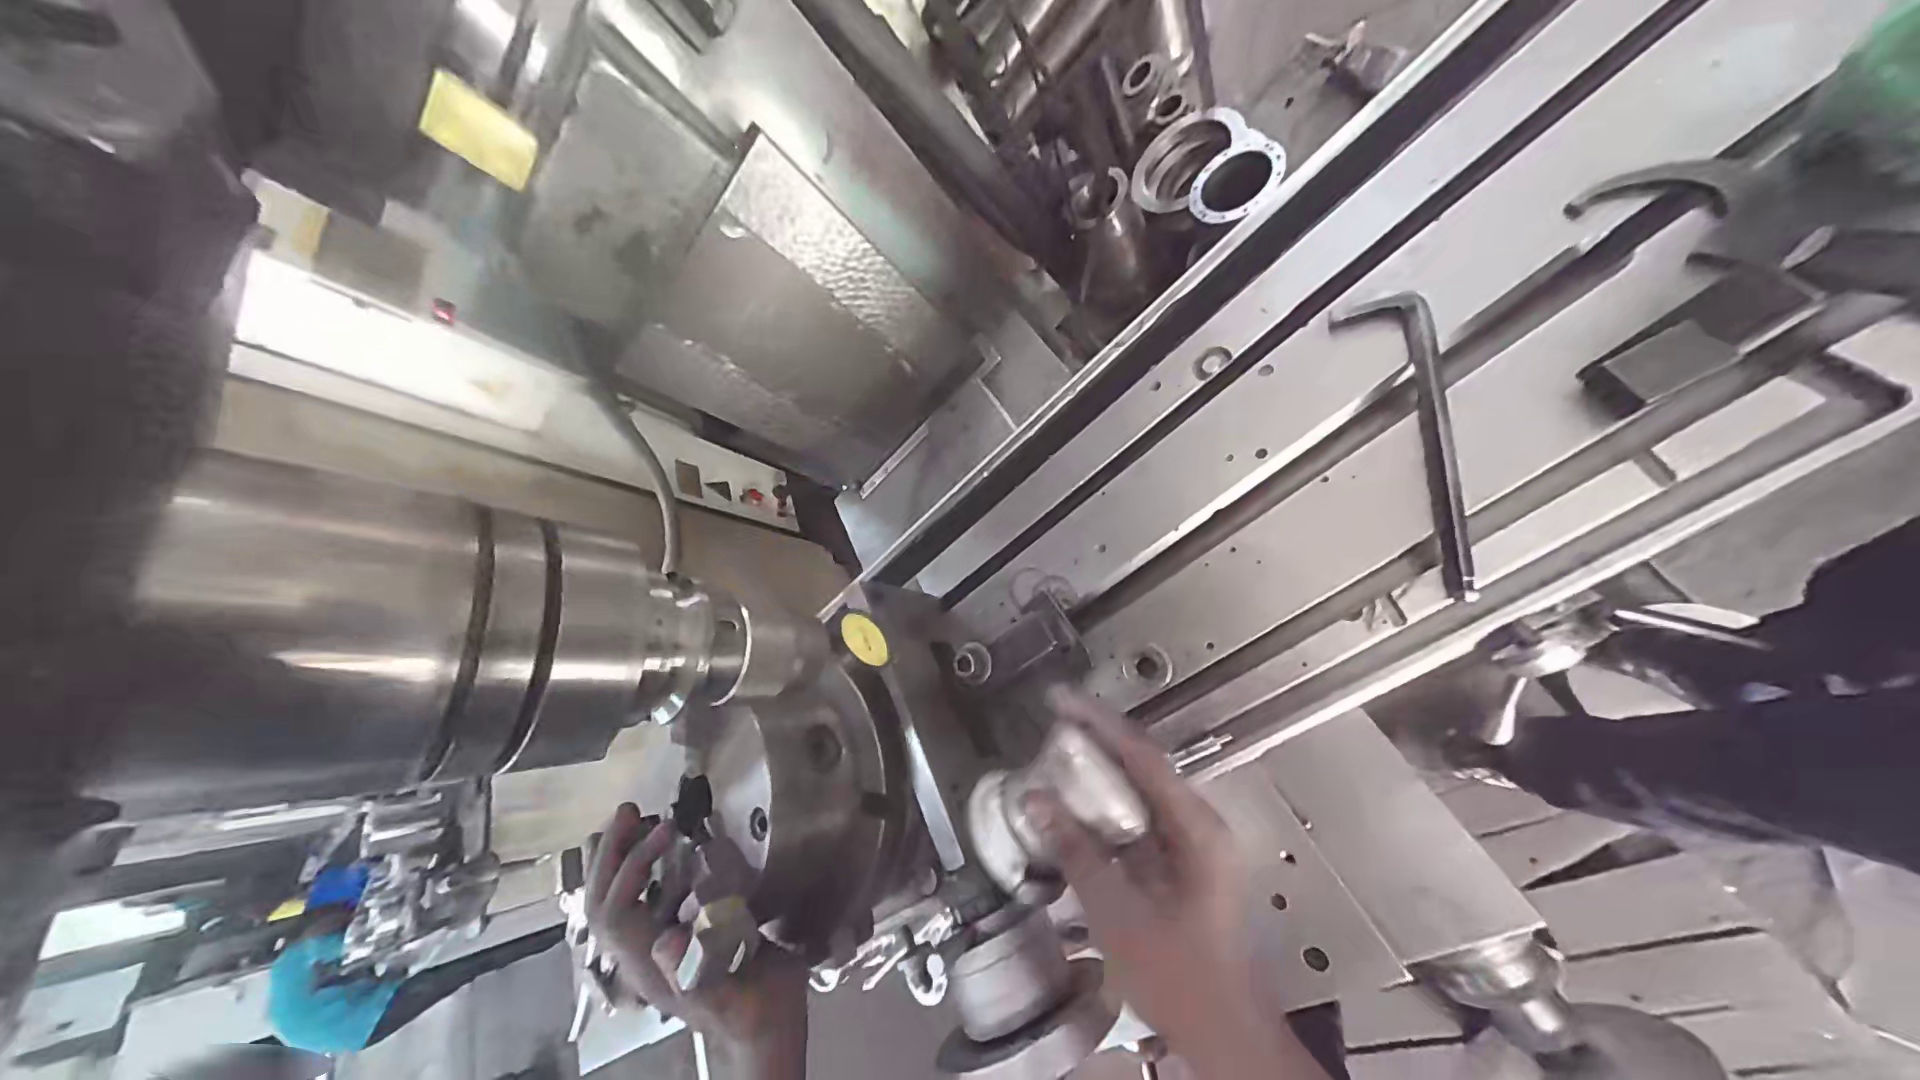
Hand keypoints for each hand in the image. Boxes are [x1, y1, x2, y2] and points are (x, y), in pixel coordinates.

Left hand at [585, 803, 807, 1079]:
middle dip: (611, 856)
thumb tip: (665, 940)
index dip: (632, 868)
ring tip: (632, 820)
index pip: (617, 913)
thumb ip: (700, 973)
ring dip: (617, 859)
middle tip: (631, 810)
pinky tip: (657, 848)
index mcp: (651, 967)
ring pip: (615, 901)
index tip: (666, 831)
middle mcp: (643, 956)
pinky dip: (638, 870)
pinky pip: (639, 900)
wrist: (768, 1029)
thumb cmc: (756, 1011)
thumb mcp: (734, 995)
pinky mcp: (674, 939)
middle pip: (604, 904)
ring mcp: (656, 948)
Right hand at [1029, 691, 1328, 1079]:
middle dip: (1096, 741)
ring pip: (1140, 791)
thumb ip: (1076, 852)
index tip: (1060, 701)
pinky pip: (1139, 819)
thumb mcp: (1118, 913)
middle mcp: (1199, 825)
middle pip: (1143, 765)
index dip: (1098, 723)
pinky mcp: (1181, 864)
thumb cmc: (1180, 978)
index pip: (1142, 755)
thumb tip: (1036, 799)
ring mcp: (1193, 844)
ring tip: (1056, 756)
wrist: (1225, 1036)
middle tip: (1052, 723)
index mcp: (1196, 828)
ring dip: (1099, 773)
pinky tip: (1076, 810)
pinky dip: (1105, 808)